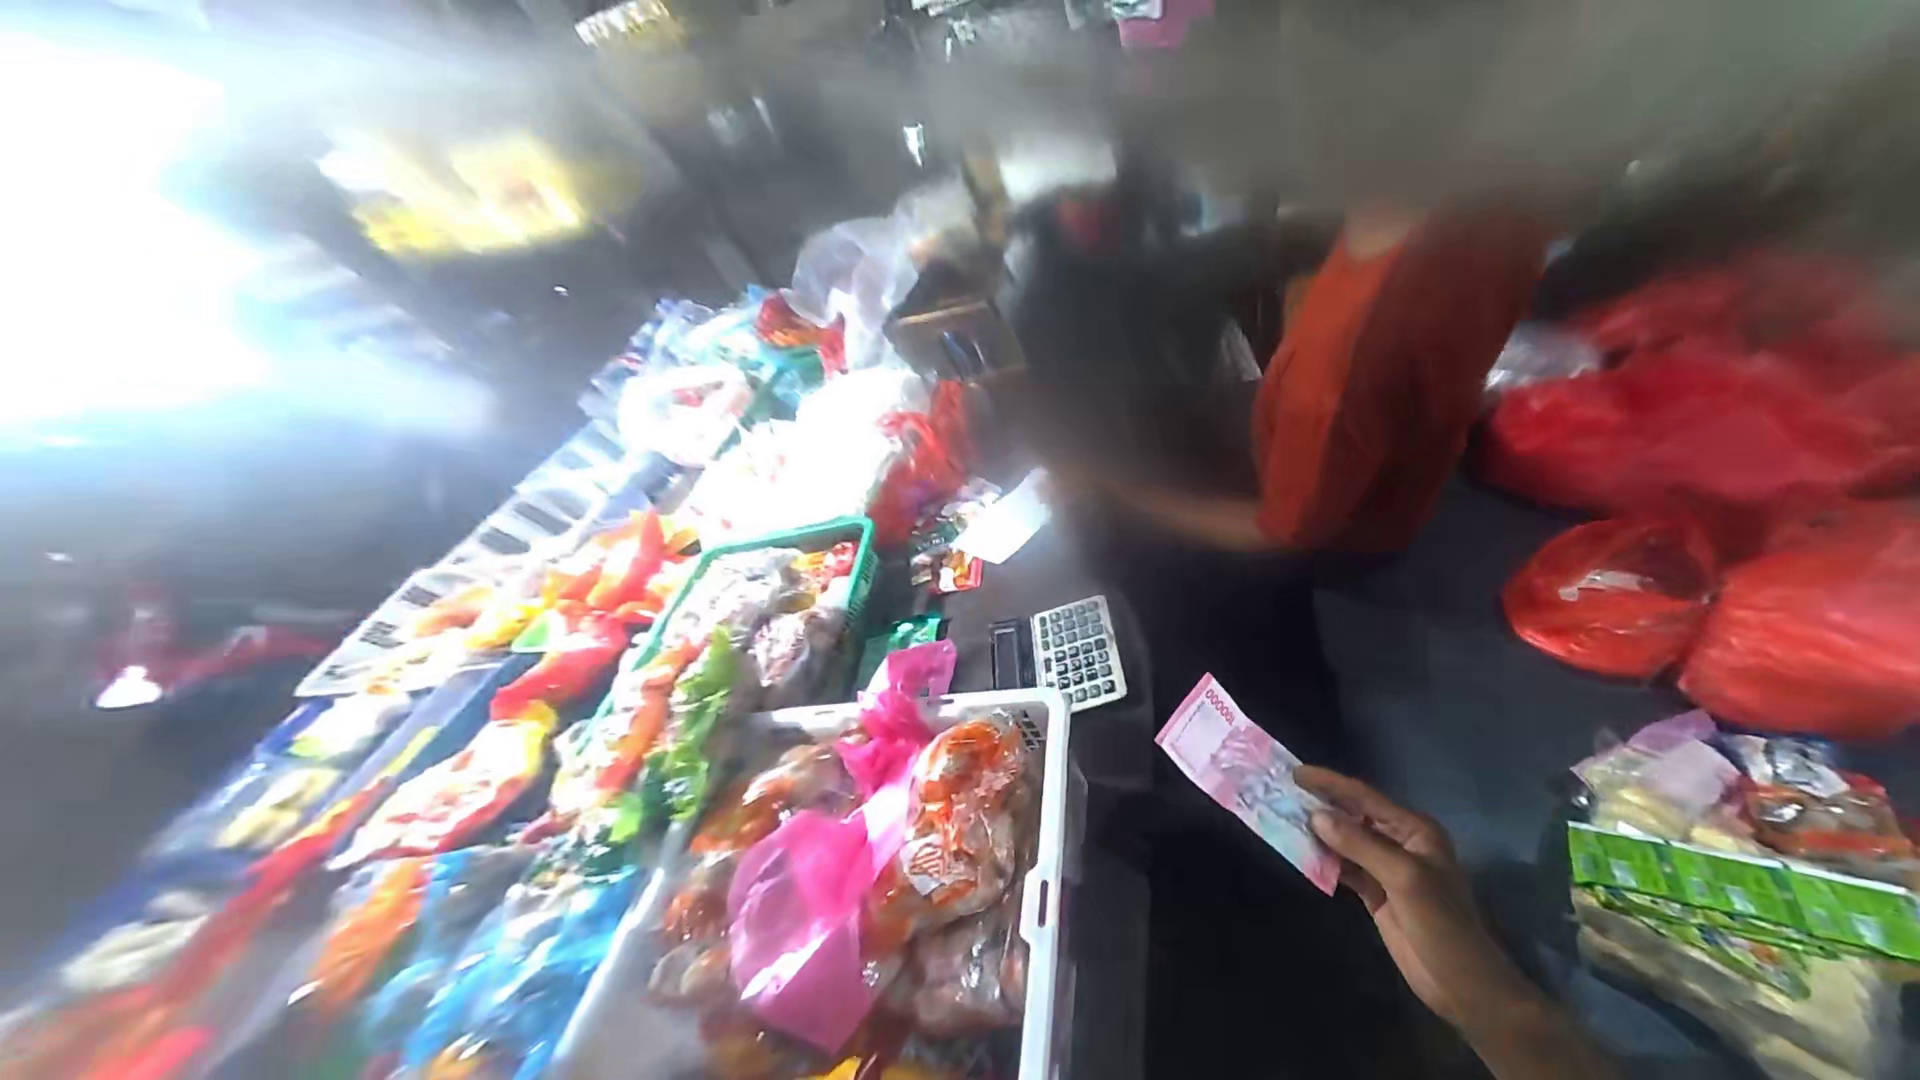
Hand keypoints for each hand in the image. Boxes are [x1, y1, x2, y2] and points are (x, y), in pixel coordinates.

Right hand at [1295, 766, 1539, 1030]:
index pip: (1363, 797)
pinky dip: (1320, 858)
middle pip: (1349, 815)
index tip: (1293, 773)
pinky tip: (1297, 851)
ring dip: (1314, 831)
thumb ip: (1360, 845)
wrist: (1465, 987)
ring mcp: (1384, 866)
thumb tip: (1315, 815)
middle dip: (1317, 804)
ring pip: (1341, 839)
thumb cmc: (1444, 926)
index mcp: (1413, 830)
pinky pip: (1340, 864)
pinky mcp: (1373, 889)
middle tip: (1279, 792)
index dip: (1329, 783)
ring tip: (1279, 817)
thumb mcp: (1405, 879)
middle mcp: (1397, 841)